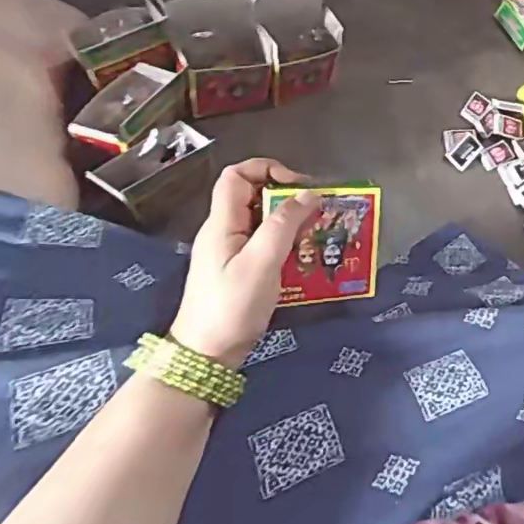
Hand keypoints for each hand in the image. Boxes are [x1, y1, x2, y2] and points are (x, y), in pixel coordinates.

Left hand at [169, 159, 320, 367]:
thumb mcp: (261, 263)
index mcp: (222, 223)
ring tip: (317, 234)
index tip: (297, 186)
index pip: (237, 175)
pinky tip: (304, 258)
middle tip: (316, 212)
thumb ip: (284, 225)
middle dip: (286, 198)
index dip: (266, 169)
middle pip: (253, 196)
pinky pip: (263, 244)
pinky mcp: (239, 271)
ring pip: (261, 221)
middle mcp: (224, 231)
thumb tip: (308, 194)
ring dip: (290, 222)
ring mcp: (230, 252)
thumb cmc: (232, 306)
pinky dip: (285, 244)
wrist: (206, 354)